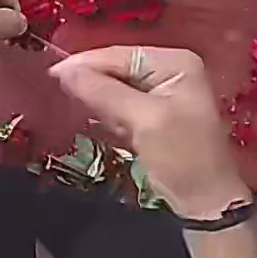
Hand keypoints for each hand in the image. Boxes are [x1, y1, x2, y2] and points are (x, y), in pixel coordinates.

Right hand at [50, 47, 251, 218]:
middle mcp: (168, 69)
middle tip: (57, 91)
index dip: (85, 63)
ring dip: (96, 99)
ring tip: (72, 106)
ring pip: (113, 86)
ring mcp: (160, 91)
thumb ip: (104, 92)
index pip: (120, 54)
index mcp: (174, 62)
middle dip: (90, 81)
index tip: (51, 74)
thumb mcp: (143, 120)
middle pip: (115, 68)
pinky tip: (96, 121)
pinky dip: (106, 113)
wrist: (205, 203)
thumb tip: (64, 70)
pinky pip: (118, 104)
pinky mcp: (150, 113)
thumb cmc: (182, 156)